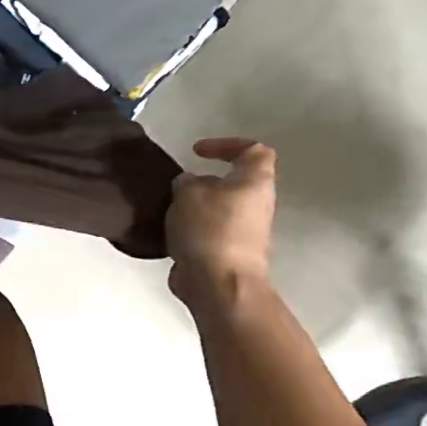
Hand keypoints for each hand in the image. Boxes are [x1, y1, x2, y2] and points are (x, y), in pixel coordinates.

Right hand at [167, 137, 276, 305]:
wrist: (218, 280)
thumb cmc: (208, 229)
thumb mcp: (188, 195)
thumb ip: (186, 182)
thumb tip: (189, 183)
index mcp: (254, 182)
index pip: (253, 151)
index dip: (227, 145)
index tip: (196, 151)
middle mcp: (257, 203)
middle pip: (236, 181)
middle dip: (205, 180)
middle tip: (178, 184)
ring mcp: (245, 228)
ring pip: (220, 205)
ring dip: (195, 204)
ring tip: (169, 208)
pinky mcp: (229, 248)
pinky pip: (210, 227)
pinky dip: (191, 224)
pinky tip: (171, 231)